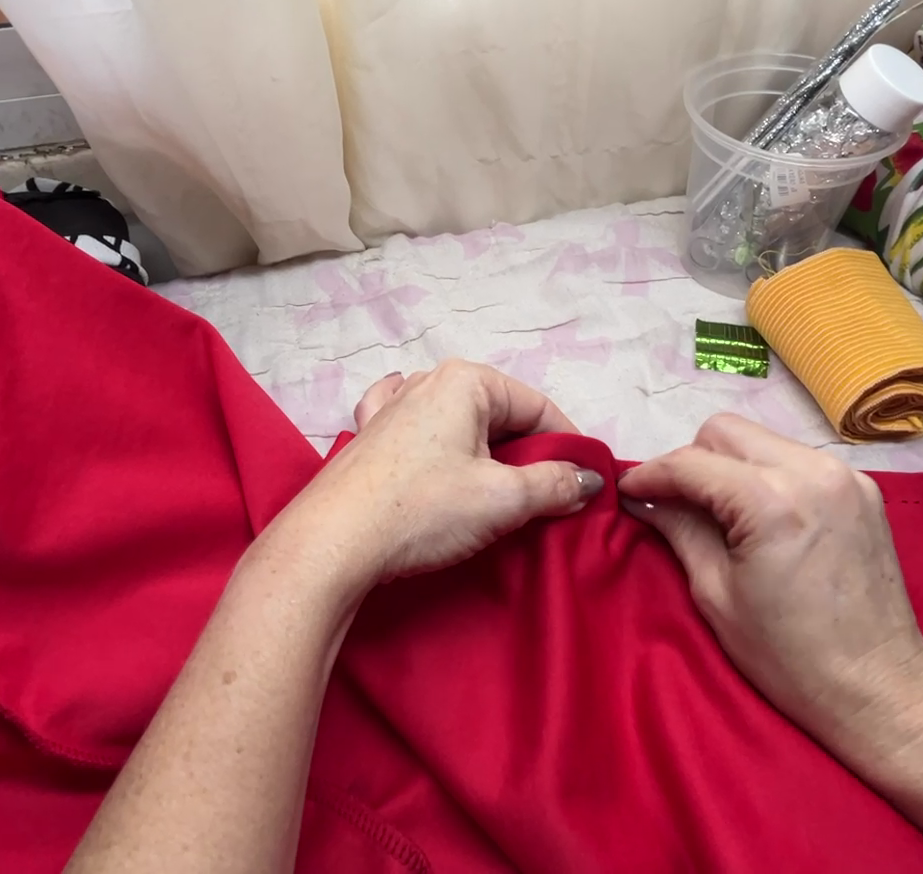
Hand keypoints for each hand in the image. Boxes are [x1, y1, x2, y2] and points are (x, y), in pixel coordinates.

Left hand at [271, 360, 602, 591]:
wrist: (333, 541)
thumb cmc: (423, 509)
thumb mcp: (503, 499)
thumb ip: (555, 484)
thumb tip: (589, 479)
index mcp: (466, 381)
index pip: (537, 407)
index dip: (568, 444)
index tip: (586, 482)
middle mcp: (427, 381)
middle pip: (499, 413)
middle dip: (527, 451)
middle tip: (546, 495)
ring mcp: (392, 405)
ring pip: (458, 420)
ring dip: (485, 450)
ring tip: (499, 489)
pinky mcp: (367, 435)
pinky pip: (412, 422)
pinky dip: (433, 434)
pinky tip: (427, 432)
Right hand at [617, 413, 922, 746]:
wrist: (880, 688)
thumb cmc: (787, 656)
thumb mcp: (715, 593)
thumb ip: (678, 529)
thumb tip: (642, 500)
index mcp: (771, 501)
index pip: (690, 463)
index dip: (650, 475)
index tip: (627, 491)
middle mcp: (811, 471)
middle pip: (724, 431)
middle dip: (690, 460)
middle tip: (675, 502)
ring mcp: (843, 475)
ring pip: (760, 439)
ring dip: (727, 464)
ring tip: (717, 509)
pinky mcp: (862, 487)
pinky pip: (794, 458)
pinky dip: (765, 473)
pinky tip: (760, 513)